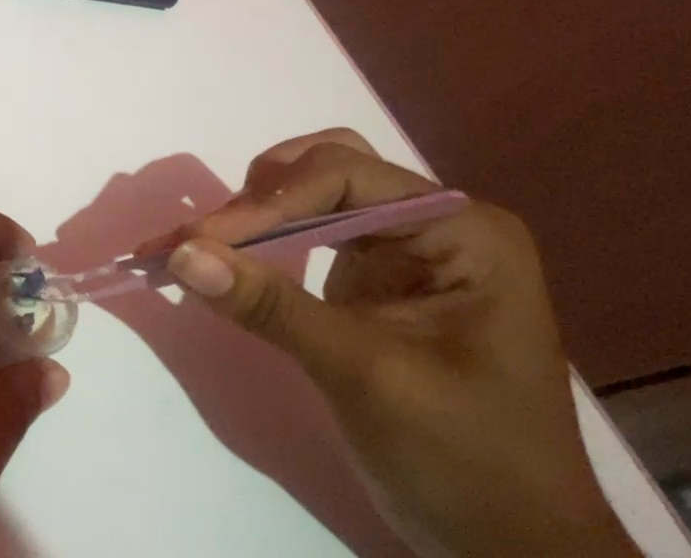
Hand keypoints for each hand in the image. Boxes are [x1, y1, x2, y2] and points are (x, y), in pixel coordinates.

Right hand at [154, 130, 637, 557]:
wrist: (512, 545)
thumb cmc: (464, 458)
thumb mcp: (364, 376)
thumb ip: (271, 307)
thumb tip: (178, 253)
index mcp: (463, 233)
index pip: (345, 178)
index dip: (267, 203)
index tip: (196, 244)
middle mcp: (436, 226)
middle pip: (327, 170)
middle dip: (258, 196)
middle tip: (199, 240)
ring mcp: (405, 252)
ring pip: (312, 196)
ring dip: (251, 216)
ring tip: (196, 250)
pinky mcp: (374, 281)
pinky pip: (307, 236)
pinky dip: (259, 244)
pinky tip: (223, 265)